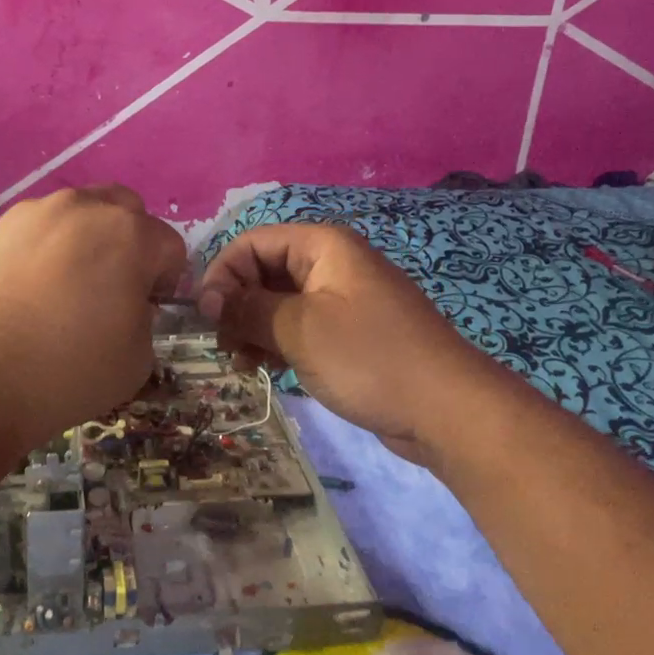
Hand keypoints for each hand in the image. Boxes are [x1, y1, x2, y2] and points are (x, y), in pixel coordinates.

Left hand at [0, 185, 186, 448]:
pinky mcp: (0, 225)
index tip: (145, 310)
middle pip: (125, 211)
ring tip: (65, 286)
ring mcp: (38, 211)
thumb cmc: (70, 370)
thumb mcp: (139, 357)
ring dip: (86, 239)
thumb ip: (145, 316)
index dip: (163, 281)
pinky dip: (47, 246)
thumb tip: (127, 302)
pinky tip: (30, 286)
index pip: (168, 246)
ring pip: (80, 213)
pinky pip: (41, 226)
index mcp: (130, 234)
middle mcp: (86, 207)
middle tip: (111, 287)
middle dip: (129, 243)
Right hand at [198, 223, 501, 463]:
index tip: (204, 316)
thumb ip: (246, 308)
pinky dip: (277, 343)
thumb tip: (208, 300)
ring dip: (253, 329)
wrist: (449, 411)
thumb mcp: (298, 329)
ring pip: (279, 303)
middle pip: (264, 271)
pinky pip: (301, 327)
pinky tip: (266, 370)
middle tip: (221, 346)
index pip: (252, 243)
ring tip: (241, 365)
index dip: (222, 274)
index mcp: (323, 245)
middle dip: (236, 305)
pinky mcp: (351, 334)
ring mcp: (344, 300)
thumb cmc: (369, 357)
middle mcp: (332, 264)